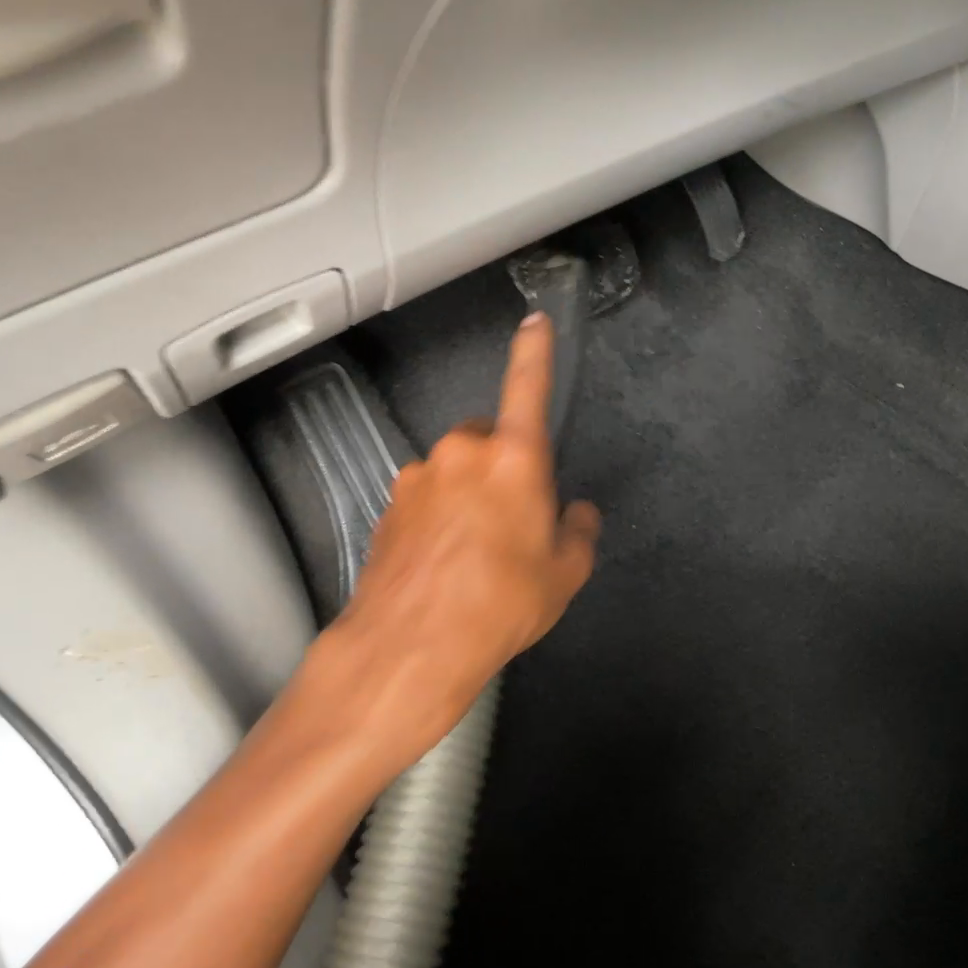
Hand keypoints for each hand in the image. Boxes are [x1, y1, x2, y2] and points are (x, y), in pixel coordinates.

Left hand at [292, 312, 600, 773]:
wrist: (410, 646)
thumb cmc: (502, 604)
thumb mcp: (565, 574)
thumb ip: (579, 531)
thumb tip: (576, 512)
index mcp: (513, 457)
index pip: (528, 389)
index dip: (535, 352)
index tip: (535, 321)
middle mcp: (462, 452)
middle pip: (491, 443)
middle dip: (504, 470)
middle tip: (514, 527)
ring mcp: (418, 476)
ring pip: (456, 473)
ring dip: (469, 498)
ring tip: (475, 557)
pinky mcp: (389, 504)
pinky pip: (428, 499)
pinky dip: (439, 519)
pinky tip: (444, 565)